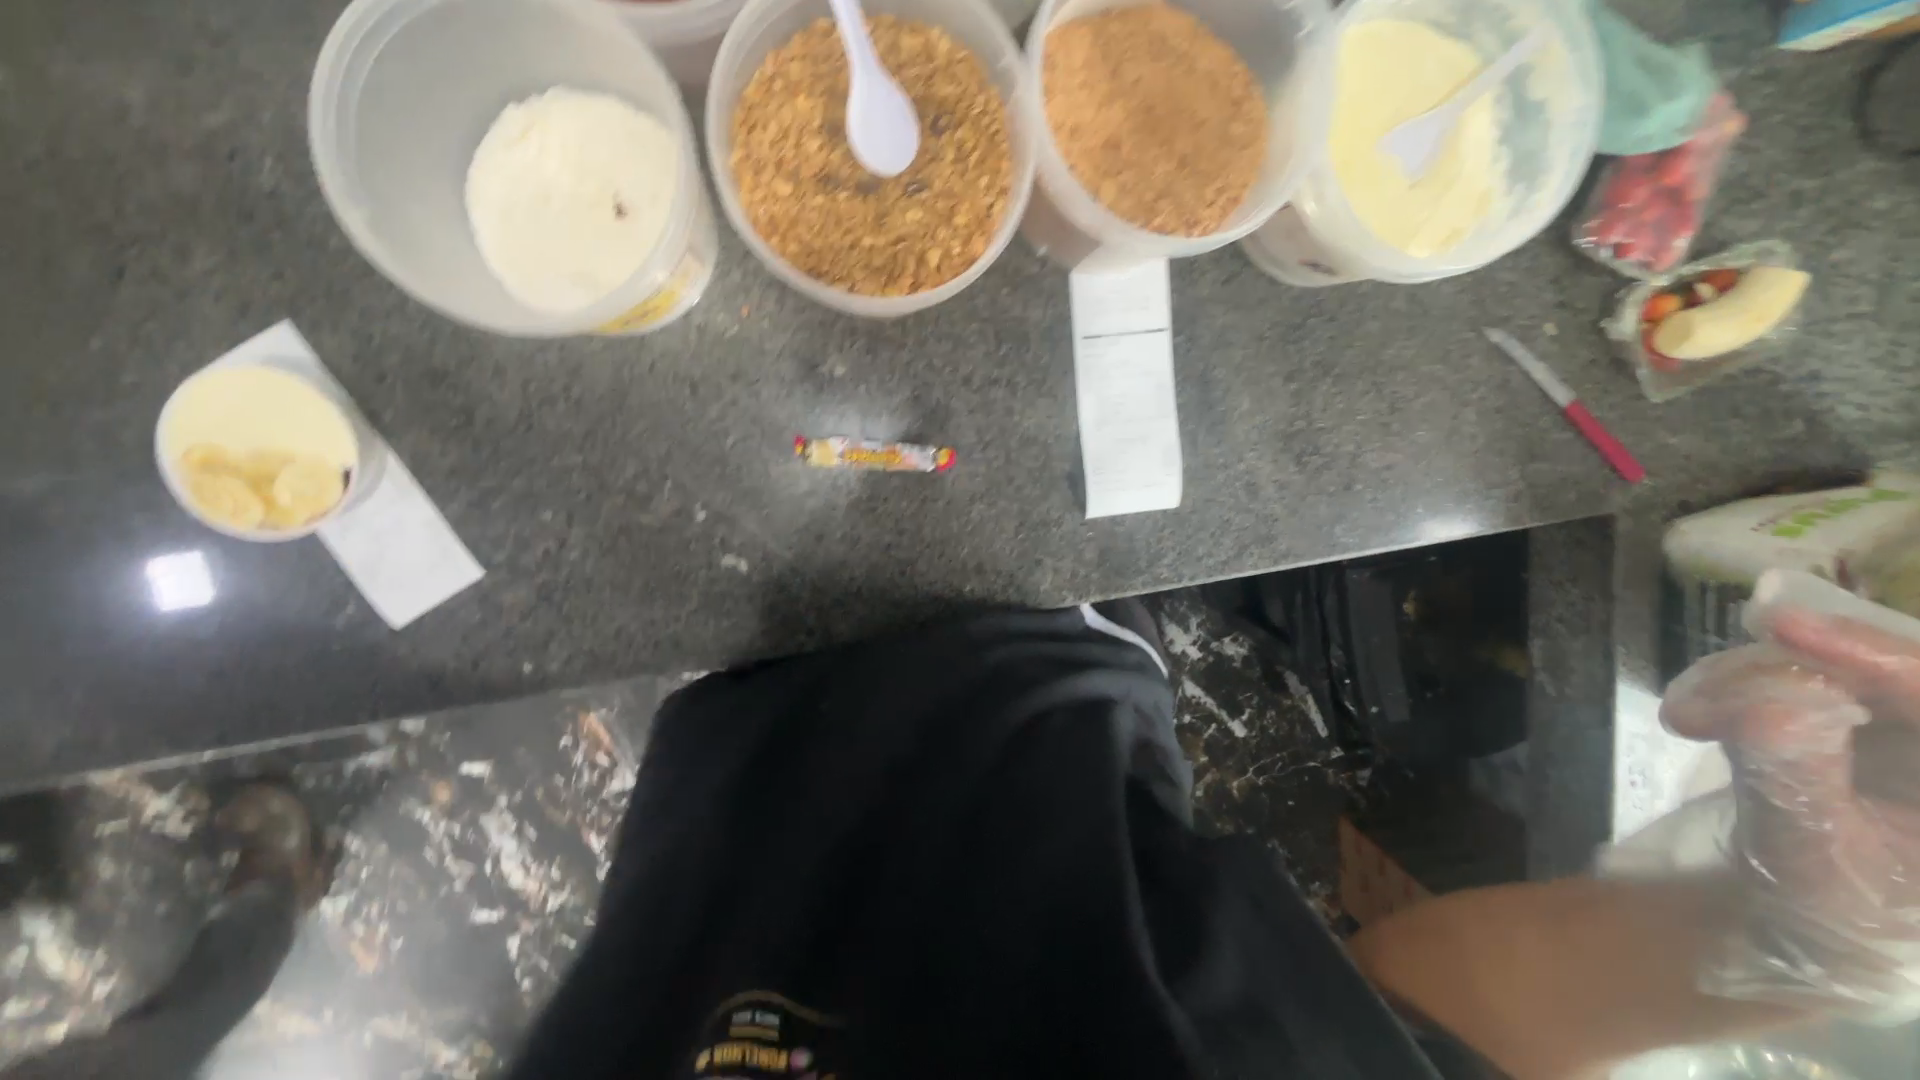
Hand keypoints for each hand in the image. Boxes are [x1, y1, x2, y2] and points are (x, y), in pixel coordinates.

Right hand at [1661, 610, 1919, 1008]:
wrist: (1801, 926)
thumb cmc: (1823, 909)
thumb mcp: (1804, 854)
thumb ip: (1791, 779)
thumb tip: (1758, 707)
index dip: (1878, 653)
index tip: (1782, 626)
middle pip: (1893, 671)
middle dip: (1790, 671)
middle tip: (1700, 700)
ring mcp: (1914, 732)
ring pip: (1845, 664)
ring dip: (1754, 676)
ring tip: (1687, 713)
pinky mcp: (1874, 720)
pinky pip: (1817, 674)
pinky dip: (1750, 682)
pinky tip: (1703, 710)